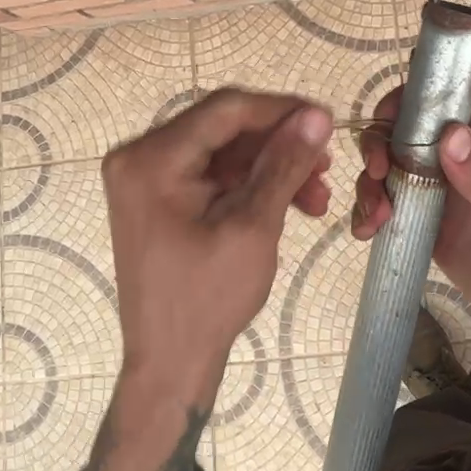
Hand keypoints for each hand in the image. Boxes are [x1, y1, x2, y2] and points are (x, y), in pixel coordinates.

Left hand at [86, 88, 332, 470]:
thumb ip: (284, 164)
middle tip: (327, 165)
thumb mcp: (253, 226)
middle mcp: (140, 157)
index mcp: (150, 159)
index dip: (282, 110)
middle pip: (226, 127)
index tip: (330, 122)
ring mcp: (148, 178)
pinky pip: (216, 173)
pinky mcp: (162, 197)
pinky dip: (254, 184)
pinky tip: (293, 203)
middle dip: (281, 144)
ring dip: (274, 166)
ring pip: (227, 150)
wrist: (171, 362)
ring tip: (318, 195)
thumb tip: (318, 115)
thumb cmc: (207, 300)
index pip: (226, 109)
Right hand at [351, 88, 470, 349]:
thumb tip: (450, 133)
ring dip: (372, 186)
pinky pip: (392, 206)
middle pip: (406, 135)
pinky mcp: (429, 226)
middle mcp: (463, 164)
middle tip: (376, 180)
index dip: (406, 106)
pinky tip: (368, 233)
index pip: (444, 108)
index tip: (381, 125)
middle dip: (380, 149)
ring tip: (374, 221)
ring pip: (393, 170)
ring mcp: (444, 195)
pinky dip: (371, 213)